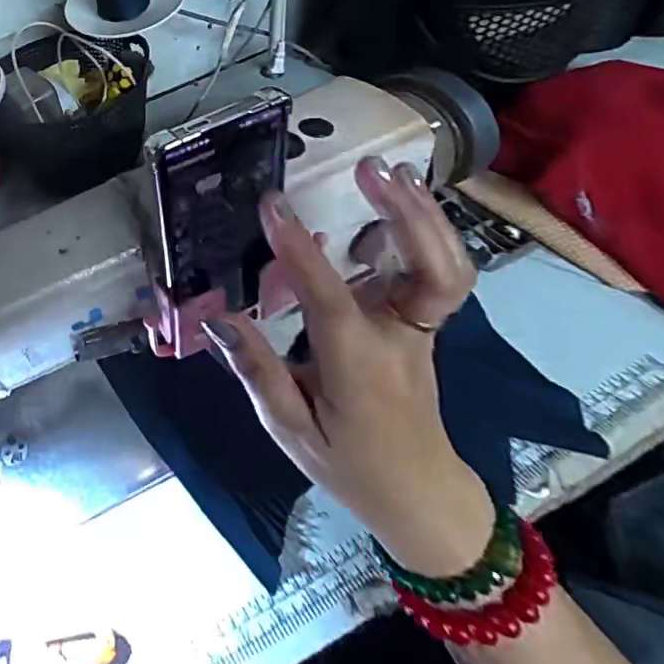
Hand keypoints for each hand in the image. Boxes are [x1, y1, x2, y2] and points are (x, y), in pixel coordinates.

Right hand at [197, 156, 491, 576]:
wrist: (421, 494)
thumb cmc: (350, 465)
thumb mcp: (290, 430)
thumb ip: (257, 371)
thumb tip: (217, 318)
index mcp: (358, 368)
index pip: (330, 300)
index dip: (299, 251)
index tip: (273, 206)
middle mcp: (400, 339)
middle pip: (429, 272)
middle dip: (406, 215)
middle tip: (373, 168)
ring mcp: (422, 328)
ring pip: (446, 266)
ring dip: (424, 214)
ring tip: (392, 170)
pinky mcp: (426, 322)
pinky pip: (440, 270)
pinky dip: (429, 230)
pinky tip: (402, 199)